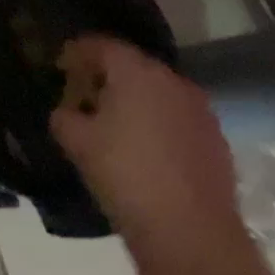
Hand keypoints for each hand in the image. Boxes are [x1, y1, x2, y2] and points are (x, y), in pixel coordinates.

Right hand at [51, 35, 242, 242]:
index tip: (58, 64)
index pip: (102, 46)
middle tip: (81, 95)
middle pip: (133, 66)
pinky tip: (139, 147)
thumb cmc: (123, 173)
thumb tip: (70, 110)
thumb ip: (64, 114)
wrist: (188, 228)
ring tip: (109, 123)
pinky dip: (154, 122)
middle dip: (105, 76)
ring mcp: (201, 112)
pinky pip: (175, 118)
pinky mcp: (215, 140)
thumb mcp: (74, 140)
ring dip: (133, 100)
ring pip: (158, 93)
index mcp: (138, 74)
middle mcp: (174, 83)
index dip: (76, 51)